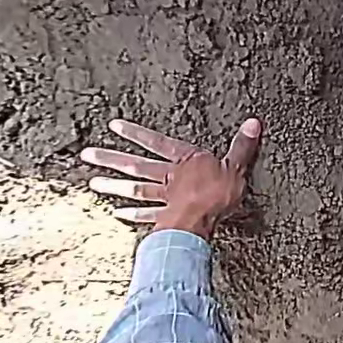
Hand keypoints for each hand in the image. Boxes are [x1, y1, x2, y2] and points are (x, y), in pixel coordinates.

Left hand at [82, 117, 262, 239]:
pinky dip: (133, 214)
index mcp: (186, 161)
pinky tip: (118, 213)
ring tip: (93, 182)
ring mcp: (165, 198)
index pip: (159, 143)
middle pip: (137, 166)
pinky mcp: (167, 217)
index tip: (113, 126)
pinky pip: (147, 214)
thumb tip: (254, 122)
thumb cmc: (218, 193)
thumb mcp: (237, 165)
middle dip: (112, 159)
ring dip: (114, 185)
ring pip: (136, 188)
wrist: (205, 220)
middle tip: (88, 155)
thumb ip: (242, 146)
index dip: (137, 134)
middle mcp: (170, 177)